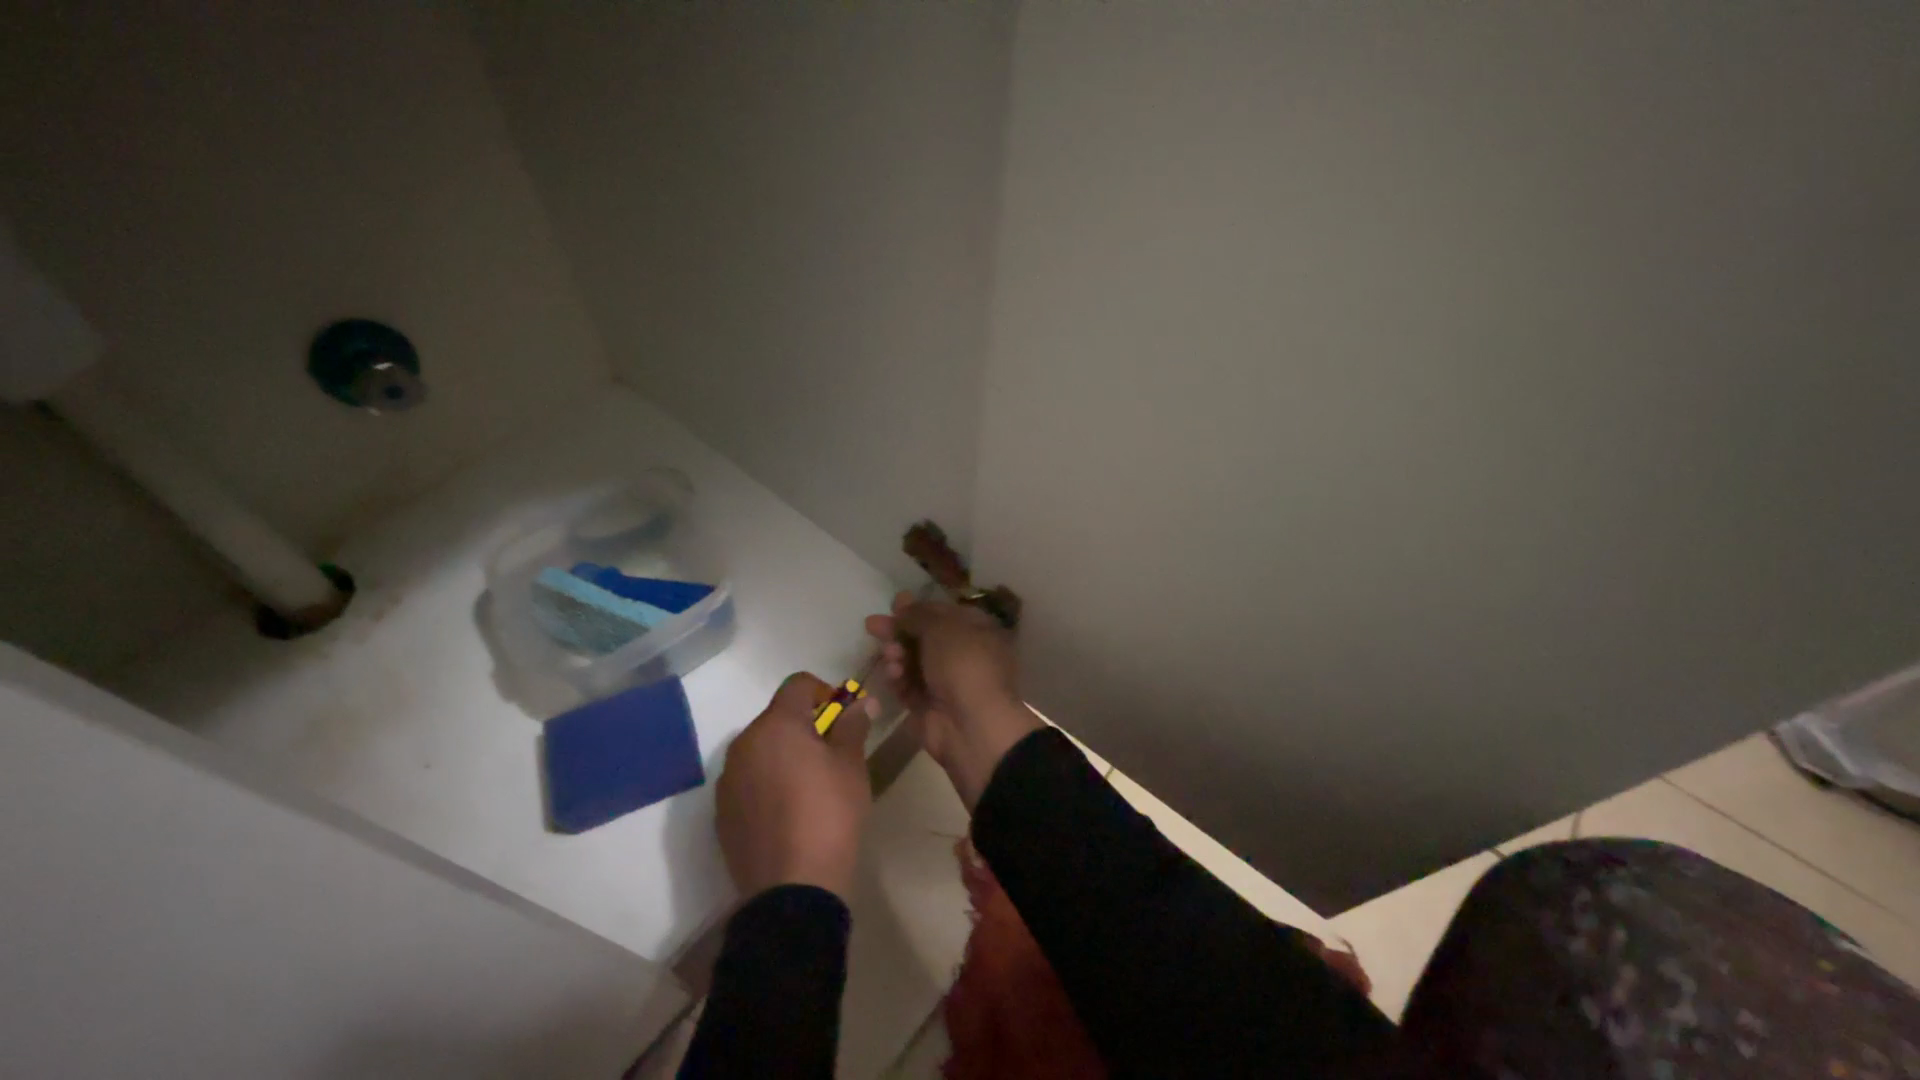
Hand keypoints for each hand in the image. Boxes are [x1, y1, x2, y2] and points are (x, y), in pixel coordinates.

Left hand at [716, 673, 874, 901]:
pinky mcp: (722, 813)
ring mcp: (728, 780)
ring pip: (760, 751)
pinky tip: (788, 813)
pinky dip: (767, 784)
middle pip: (776, 718)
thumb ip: (853, 726)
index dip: (824, 692)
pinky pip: (748, 782)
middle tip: (832, 755)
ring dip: (783, 756)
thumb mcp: (851, 767)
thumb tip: (862, 702)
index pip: (797, 684)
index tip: (843, 717)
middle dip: (804, 727)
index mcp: (776, 725)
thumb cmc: (830, 815)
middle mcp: (744, 744)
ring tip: (810, 788)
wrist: (793, 887)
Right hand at [865, 592, 1041, 808]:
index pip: (945, 614)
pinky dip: (898, 678)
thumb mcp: (942, 628)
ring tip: (890, 655)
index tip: (894, 604)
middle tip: (872, 625)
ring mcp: (946, 682)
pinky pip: (907, 686)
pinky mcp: (928, 706)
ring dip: (897, 654)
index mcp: (978, 631)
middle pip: (924, 637)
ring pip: (913, 661)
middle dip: (898, 630)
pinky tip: (892, 673)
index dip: (919, 608)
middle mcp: (963, 655)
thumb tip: (903, 604)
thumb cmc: (964, 664)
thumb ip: (918, 615)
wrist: (973, 724)